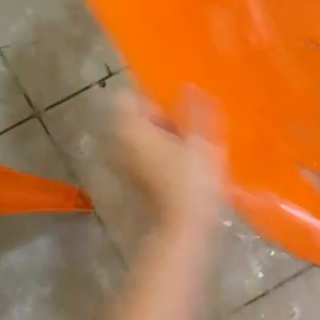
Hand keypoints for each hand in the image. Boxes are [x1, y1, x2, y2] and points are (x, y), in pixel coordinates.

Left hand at [111, 88, 224, 230]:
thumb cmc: (192, 182)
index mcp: (129, 129)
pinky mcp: (132, 187)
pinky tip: (184, 174)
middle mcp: (117, 145)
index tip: (178, 117)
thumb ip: (196, 110)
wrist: (183, 232)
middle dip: (161, 122)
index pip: (129, 98)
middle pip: (136, 121)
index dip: (154, 102)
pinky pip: (144, 162)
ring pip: (141, 143)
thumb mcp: (201, 141)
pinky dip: (160, 161)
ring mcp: (121, 168)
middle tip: (188, 135)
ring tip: (189, 155)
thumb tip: (191, 87)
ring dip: (163, 143)